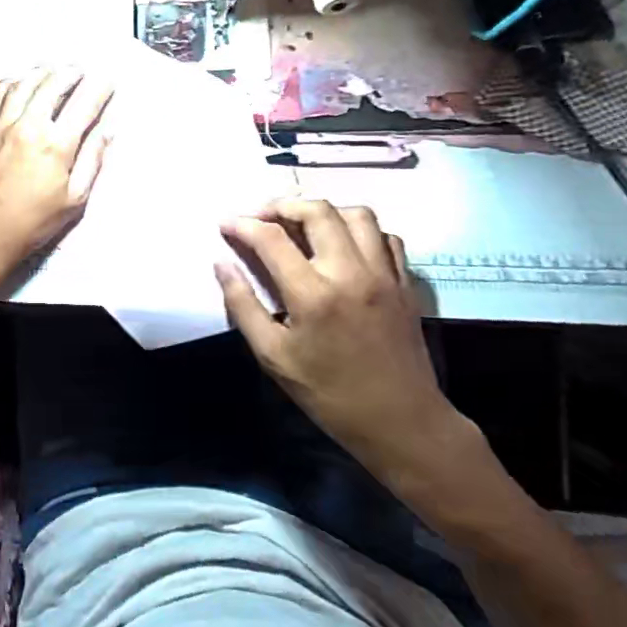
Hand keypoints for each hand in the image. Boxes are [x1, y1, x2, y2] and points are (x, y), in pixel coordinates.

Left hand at [0, 68, 113, 292]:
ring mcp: (0, 125)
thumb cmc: (31, 224)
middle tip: (82, 71)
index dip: (100, 88)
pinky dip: (10, 82)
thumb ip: (93, 160)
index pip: (84, 103)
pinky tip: (18, 81)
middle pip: (53, 84)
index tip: (108, 81)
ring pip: (23, 84)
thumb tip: (107, 130)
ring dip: (43, 72)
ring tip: (55, 69)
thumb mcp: (74, 200)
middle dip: (72, 73)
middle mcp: (27, 126)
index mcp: (55, 144)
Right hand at [217, 198, 455, 464]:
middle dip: (283, 205)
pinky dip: (362, 231)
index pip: (271, 239)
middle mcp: (350, 272)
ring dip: (325, 211)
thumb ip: (243, 306)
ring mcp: (383, 273)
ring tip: (305, 225)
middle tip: (263, 217)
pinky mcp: (404, 281)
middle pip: (316, 211)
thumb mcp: (274, 358)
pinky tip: (346, 246)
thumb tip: (222, 264)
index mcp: (312, 294)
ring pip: (357, 214)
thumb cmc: (329, 394)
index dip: (243, 225)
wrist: (399, 421)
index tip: (226, 223)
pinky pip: (385, 236)